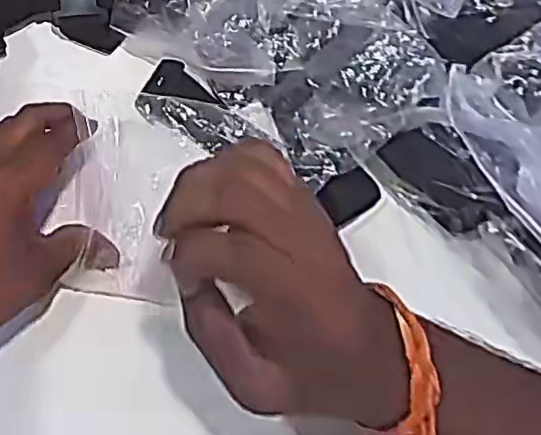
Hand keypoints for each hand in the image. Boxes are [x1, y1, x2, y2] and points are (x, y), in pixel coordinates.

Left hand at [0, 102, 117, 352]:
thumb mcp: (40, 268)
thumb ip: (76, 246)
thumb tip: (104, 245)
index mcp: (8, 182)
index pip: (47, 144)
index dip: (72, 133)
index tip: (90, 128)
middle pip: (21, 124)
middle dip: (51, 115)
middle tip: (75, 118)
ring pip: (1, 131)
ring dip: (28, 124)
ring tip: (53, 130)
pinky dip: (9, 138)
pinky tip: (20, 155)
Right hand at [157, 140, 408, 428]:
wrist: (370, 353)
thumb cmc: (316, 368)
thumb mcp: (259, 386)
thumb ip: (212, 340)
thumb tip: (188, 285)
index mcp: (300, 293)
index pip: (235, 248)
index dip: (191, 254)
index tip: (181, 271)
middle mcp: (305, 242)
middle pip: (235, 193)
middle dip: (185, 207)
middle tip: (170, 232)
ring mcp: (304, 212)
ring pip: (242, 166)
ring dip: (199, 181)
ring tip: (183, 209)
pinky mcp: (300, 195)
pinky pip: (258, 155)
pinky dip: (225, 161)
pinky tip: (210, 186)